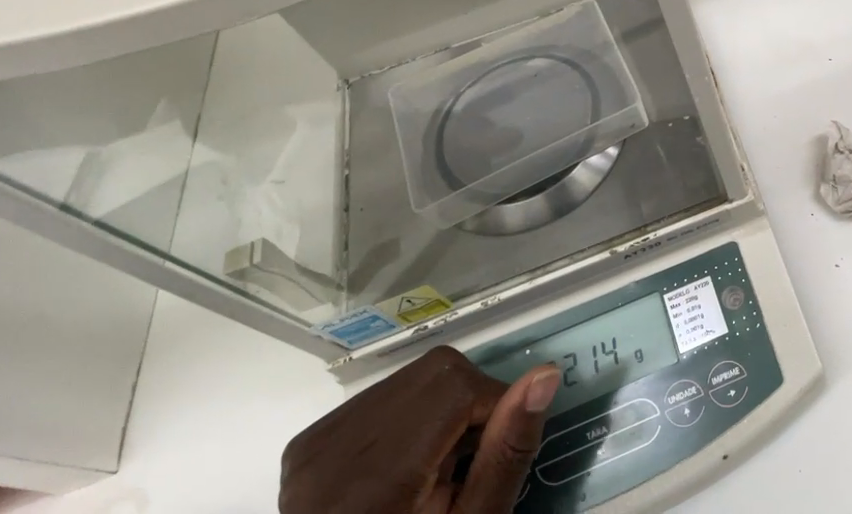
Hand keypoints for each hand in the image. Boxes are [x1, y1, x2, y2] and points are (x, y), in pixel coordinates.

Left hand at [280, 345, 559, 513]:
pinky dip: (409, 418)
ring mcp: (313, 443)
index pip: (456, 385)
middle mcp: (332, 447)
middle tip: (469, 463)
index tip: (495, 454)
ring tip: (435, 470)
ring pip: (409, 378)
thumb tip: (545, 374)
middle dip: (471, 401)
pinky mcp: (307, 443)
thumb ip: (506, 452)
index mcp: (373, 480)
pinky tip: (404, 467)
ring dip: (442, 407)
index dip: (494, 407)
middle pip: (434, 372)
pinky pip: (379, 398)